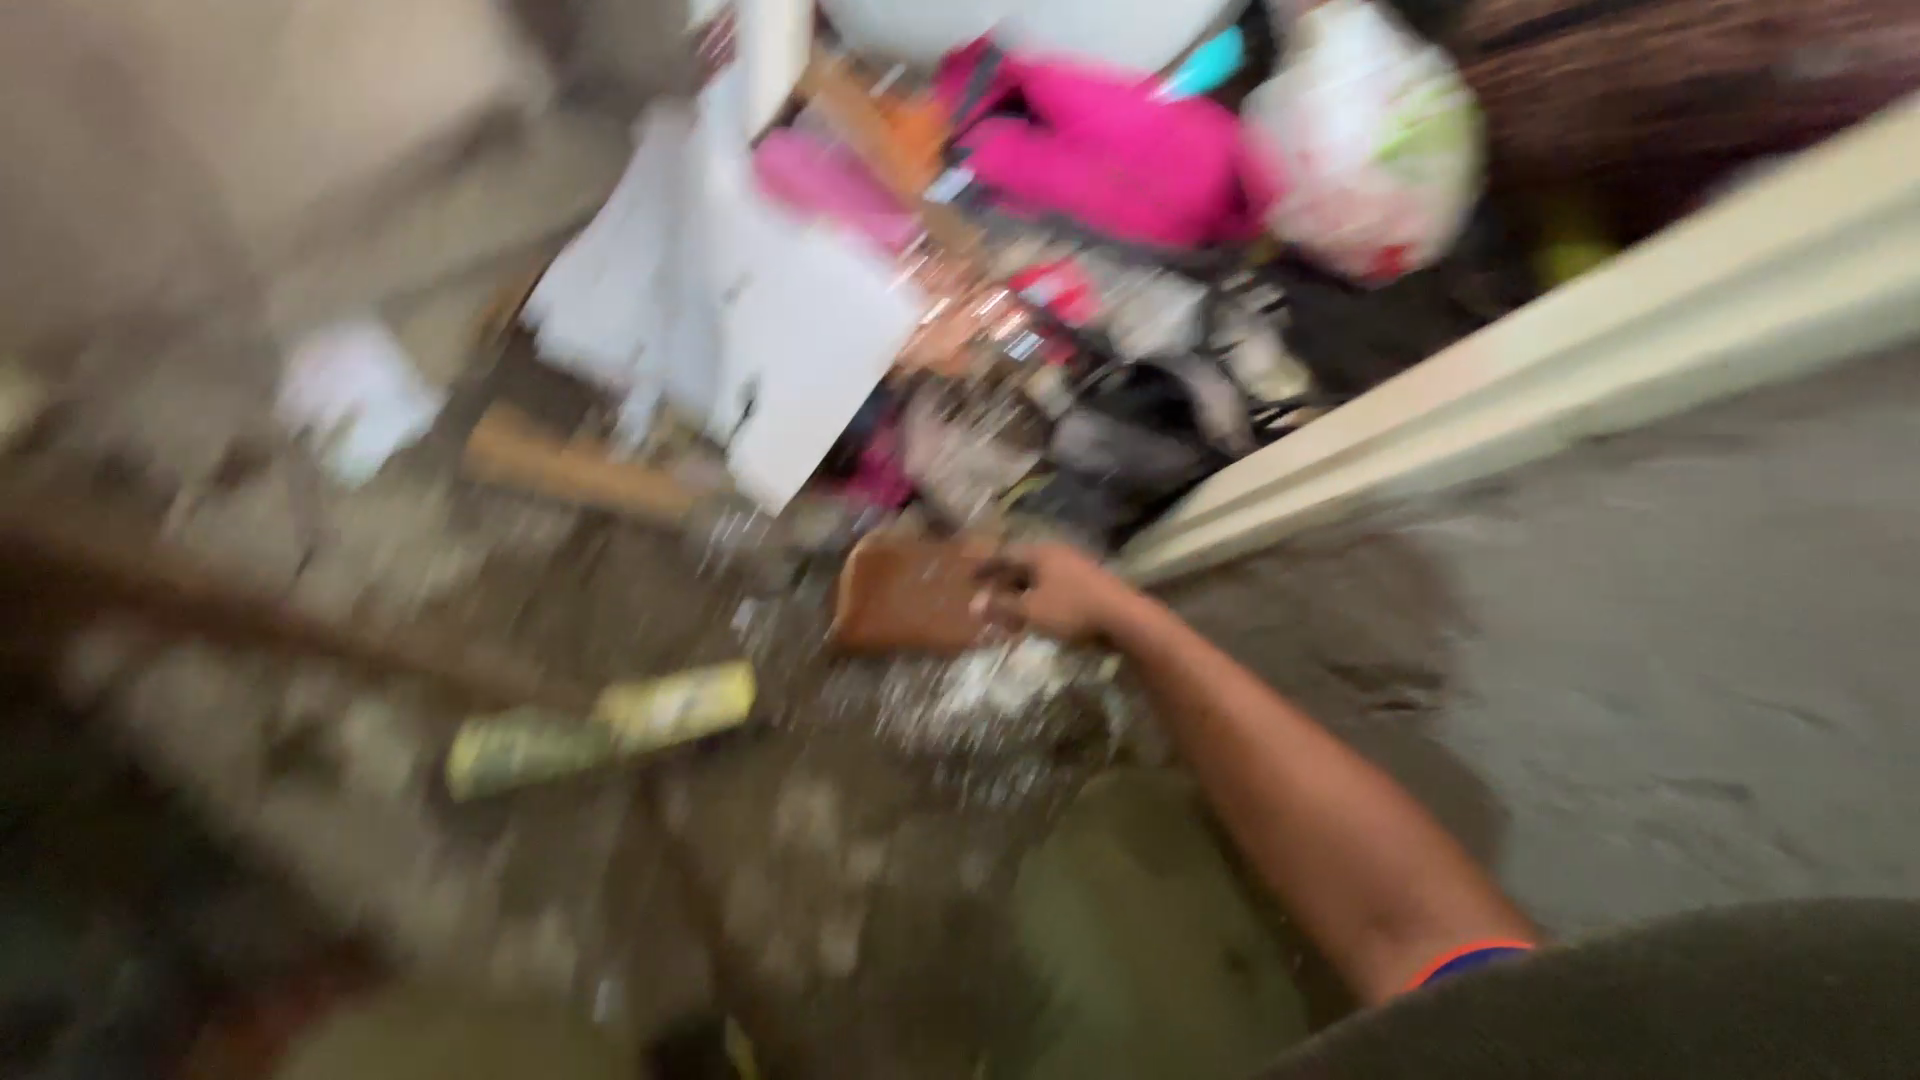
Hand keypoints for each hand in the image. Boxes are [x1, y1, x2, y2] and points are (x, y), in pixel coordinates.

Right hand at [971, 541, 1143, 642]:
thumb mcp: (1030, 610)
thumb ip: (1001, 606)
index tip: (970, 577)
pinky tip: (1037, 617)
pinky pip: (1053, 587)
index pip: (1004, 555)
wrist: (1124, 617)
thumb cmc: (1072, 609)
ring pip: (1038, 579)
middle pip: (1022, 566)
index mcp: (1040, 553)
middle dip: (1003, 586)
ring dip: (1021, 596)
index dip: (986, 567)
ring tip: (1011, 617)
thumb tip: (974, 605)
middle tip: (989, 603)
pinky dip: (1038, 600)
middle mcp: (1056, 553)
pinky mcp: (1088, 583)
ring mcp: (1075, 567)